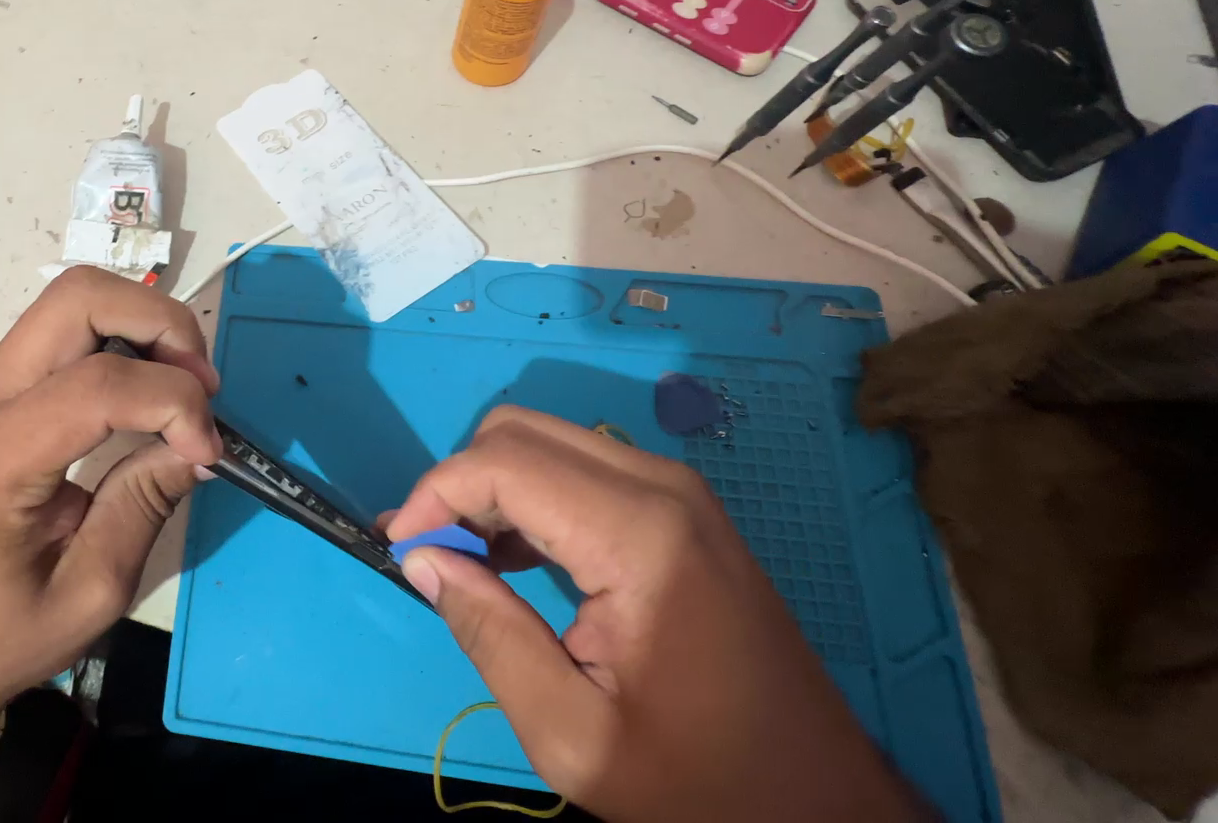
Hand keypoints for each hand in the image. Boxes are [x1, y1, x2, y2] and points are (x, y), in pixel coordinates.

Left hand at [0, 267, 221, 733]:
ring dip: (146, 324)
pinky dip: (125, 337)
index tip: (208, 452)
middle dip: (162, 324)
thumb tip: (201, 445)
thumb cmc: (2, 634)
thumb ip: (145, 505)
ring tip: (183, 385)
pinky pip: (69, 327)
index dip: (173, 403)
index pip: (96, 385)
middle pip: (78, 299)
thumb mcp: (92, 591)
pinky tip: (150, 387)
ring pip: (75, 299)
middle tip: (202, 388)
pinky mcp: (0, 385)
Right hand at [387, 406, 928, 822]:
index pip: (501, 464)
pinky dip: (526, 494)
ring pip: (543, 440)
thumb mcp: (571, 735)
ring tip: (467, 562)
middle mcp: (659, 486)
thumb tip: (423, 558)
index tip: (401, 550)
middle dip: (457, 484)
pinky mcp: (677, 506)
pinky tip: (515, 558)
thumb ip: (487, 634)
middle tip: (434, 556)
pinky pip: (575, 466)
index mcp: (637, 535)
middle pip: (517, 433)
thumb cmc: (697, 780)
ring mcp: (674, 490)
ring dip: (488, 488)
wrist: (819, 799)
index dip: (434, 497)